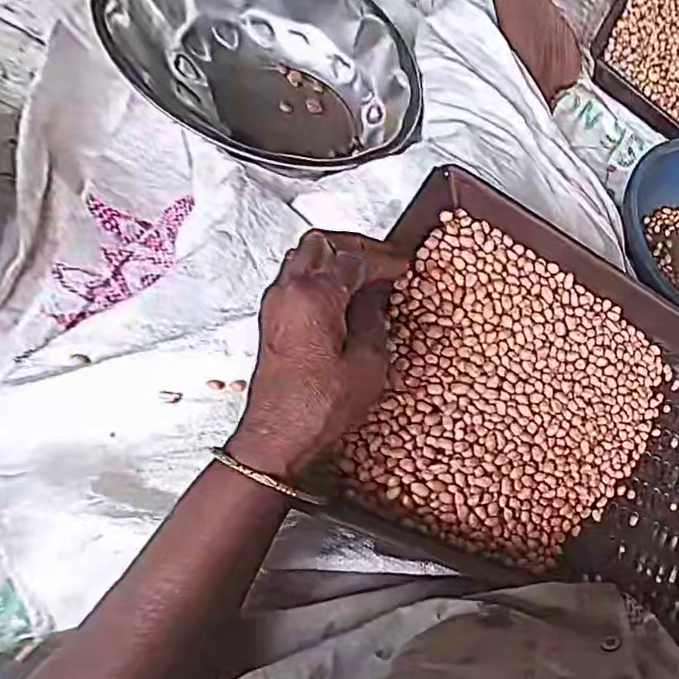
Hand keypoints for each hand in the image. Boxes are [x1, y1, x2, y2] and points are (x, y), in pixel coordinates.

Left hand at [227, 230, 408, 477]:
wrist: (279, 433)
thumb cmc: (321, 405)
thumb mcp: (368, 364)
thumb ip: (374, 321)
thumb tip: (376, 298)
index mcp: (314, 296)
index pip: (354, 260)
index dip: (385, 260)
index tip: (405, 264)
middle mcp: (288, 291)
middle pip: (322, 244)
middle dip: (357, 246)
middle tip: (386, 259)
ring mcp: (276, 304)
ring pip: (305, 258)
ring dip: (338, 258)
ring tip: (368, 275)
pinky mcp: (274, 320)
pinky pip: (298, 279)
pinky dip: (324, 276)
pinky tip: (346, 296)